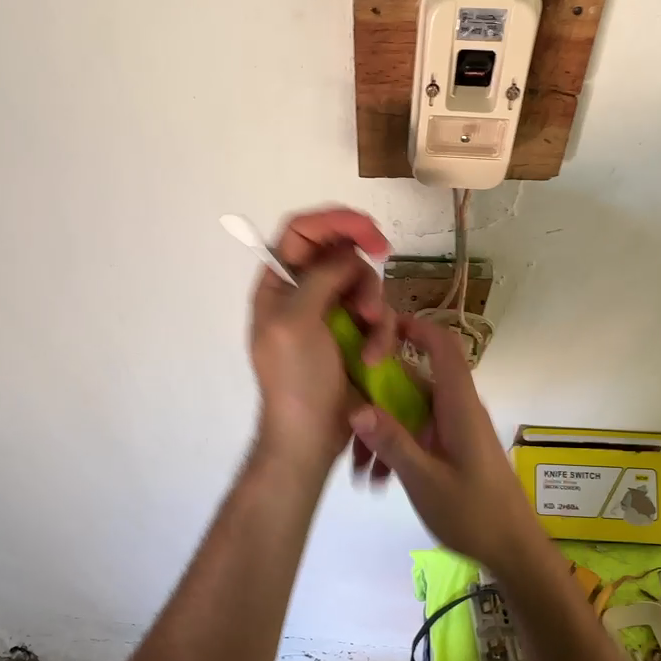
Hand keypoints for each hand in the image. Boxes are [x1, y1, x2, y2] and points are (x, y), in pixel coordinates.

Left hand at [250, 208, 395, 463]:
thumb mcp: (295, 323)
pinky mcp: (356, 337)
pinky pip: (379, 317)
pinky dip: (382, 335)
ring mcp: (331, 315)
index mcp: (278, 284)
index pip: (303, 231)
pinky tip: (376, 358)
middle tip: (366, 309)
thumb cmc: (294, 381)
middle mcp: (304, 293)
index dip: (336, 222)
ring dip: (375, 312)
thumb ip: (318, 277)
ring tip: (371, 345)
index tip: (372, 233)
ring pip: (366, 286)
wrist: (310, 438)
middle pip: (342, 256)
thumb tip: (347, 254)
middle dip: (362, 279)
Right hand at [347, 316, 555, 575]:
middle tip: (343, 418)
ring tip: (359, 469)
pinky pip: (418, 435)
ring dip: (381, 431)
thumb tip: (355, 407)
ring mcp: (455, 430)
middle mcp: (458, 410)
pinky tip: (377, 480)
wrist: (513, 550)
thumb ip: (392, 442)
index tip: (374, 328)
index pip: (441, 346)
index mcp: (459, 406)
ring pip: (410, 413)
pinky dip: (396, 448)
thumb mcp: (425, 480)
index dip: (413, 327)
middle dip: (375, 397)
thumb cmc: (474, 513)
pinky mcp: (453, 450)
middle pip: (413, 381)